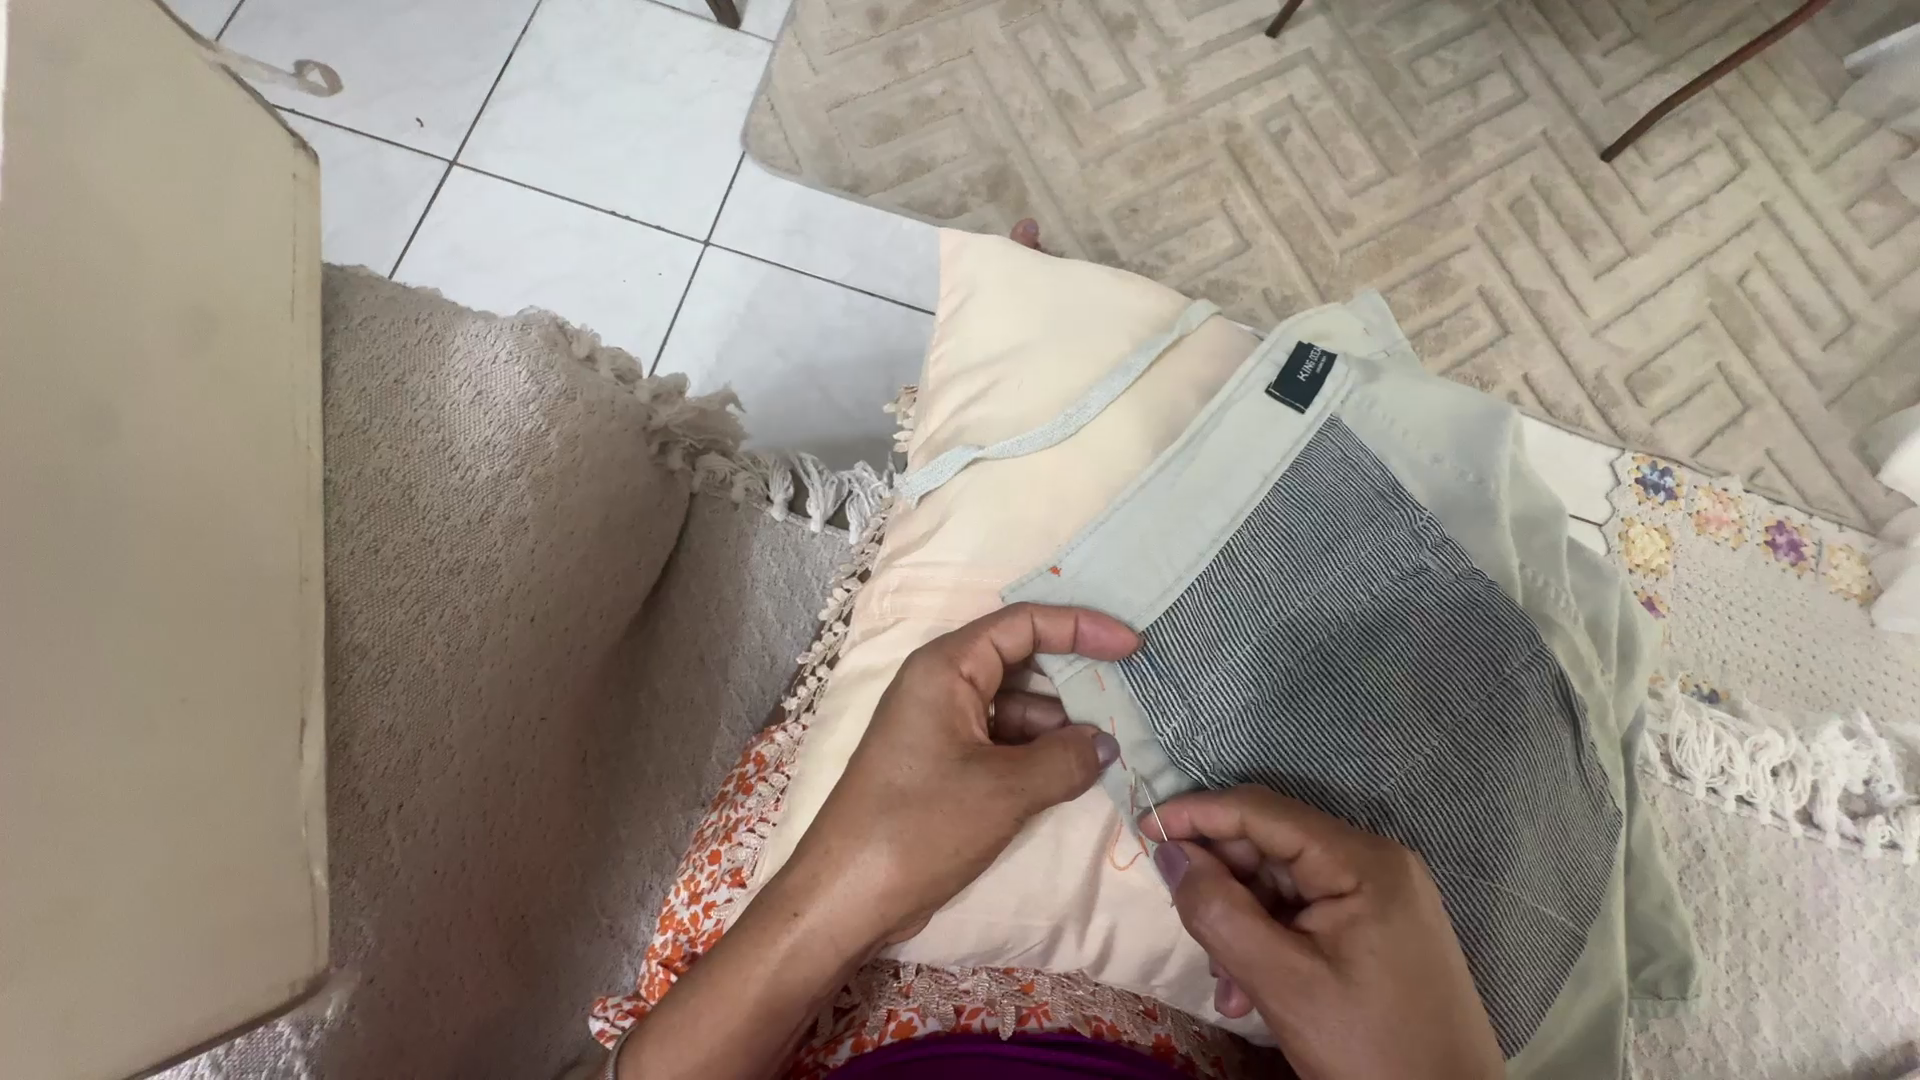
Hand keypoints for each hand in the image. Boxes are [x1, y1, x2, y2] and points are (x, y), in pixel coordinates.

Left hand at [776, 603, 1132, 949]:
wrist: (846, 895)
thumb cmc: (919, 826)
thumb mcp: (1004, 791)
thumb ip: (1066, 759)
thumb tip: (1107, 743)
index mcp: (948, 666)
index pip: (1023, 624)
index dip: (1082, 627)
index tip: (1132, 646)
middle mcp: (942, 682)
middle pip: (1020, 660)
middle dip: (1074, 677)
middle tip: (1129, 696)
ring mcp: (941, 722)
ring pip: (1015, 704)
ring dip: (1059, 723)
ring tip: (1111, 745)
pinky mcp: (944, 760)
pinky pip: (1001, 738)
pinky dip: (1038, 751)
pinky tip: (1073, 772)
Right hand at [1143, 786, 1502, 1079]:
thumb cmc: (1373, 1054)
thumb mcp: (1284, 985)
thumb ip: (1219, 912)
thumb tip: (1168, 853)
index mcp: (1360, 861)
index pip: (1259, 810)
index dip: (1196, 813)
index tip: (1144, 828)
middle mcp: (1371, 861)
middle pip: (1268, 844)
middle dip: (1220, 881)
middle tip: (1186, 922)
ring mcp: (1376, 892)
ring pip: (1277, 880)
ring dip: (1239, 920)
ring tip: (1225, 982)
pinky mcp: (1373, 923)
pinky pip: (1299, 909)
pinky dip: (1266, 938)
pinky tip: (1248, 989)